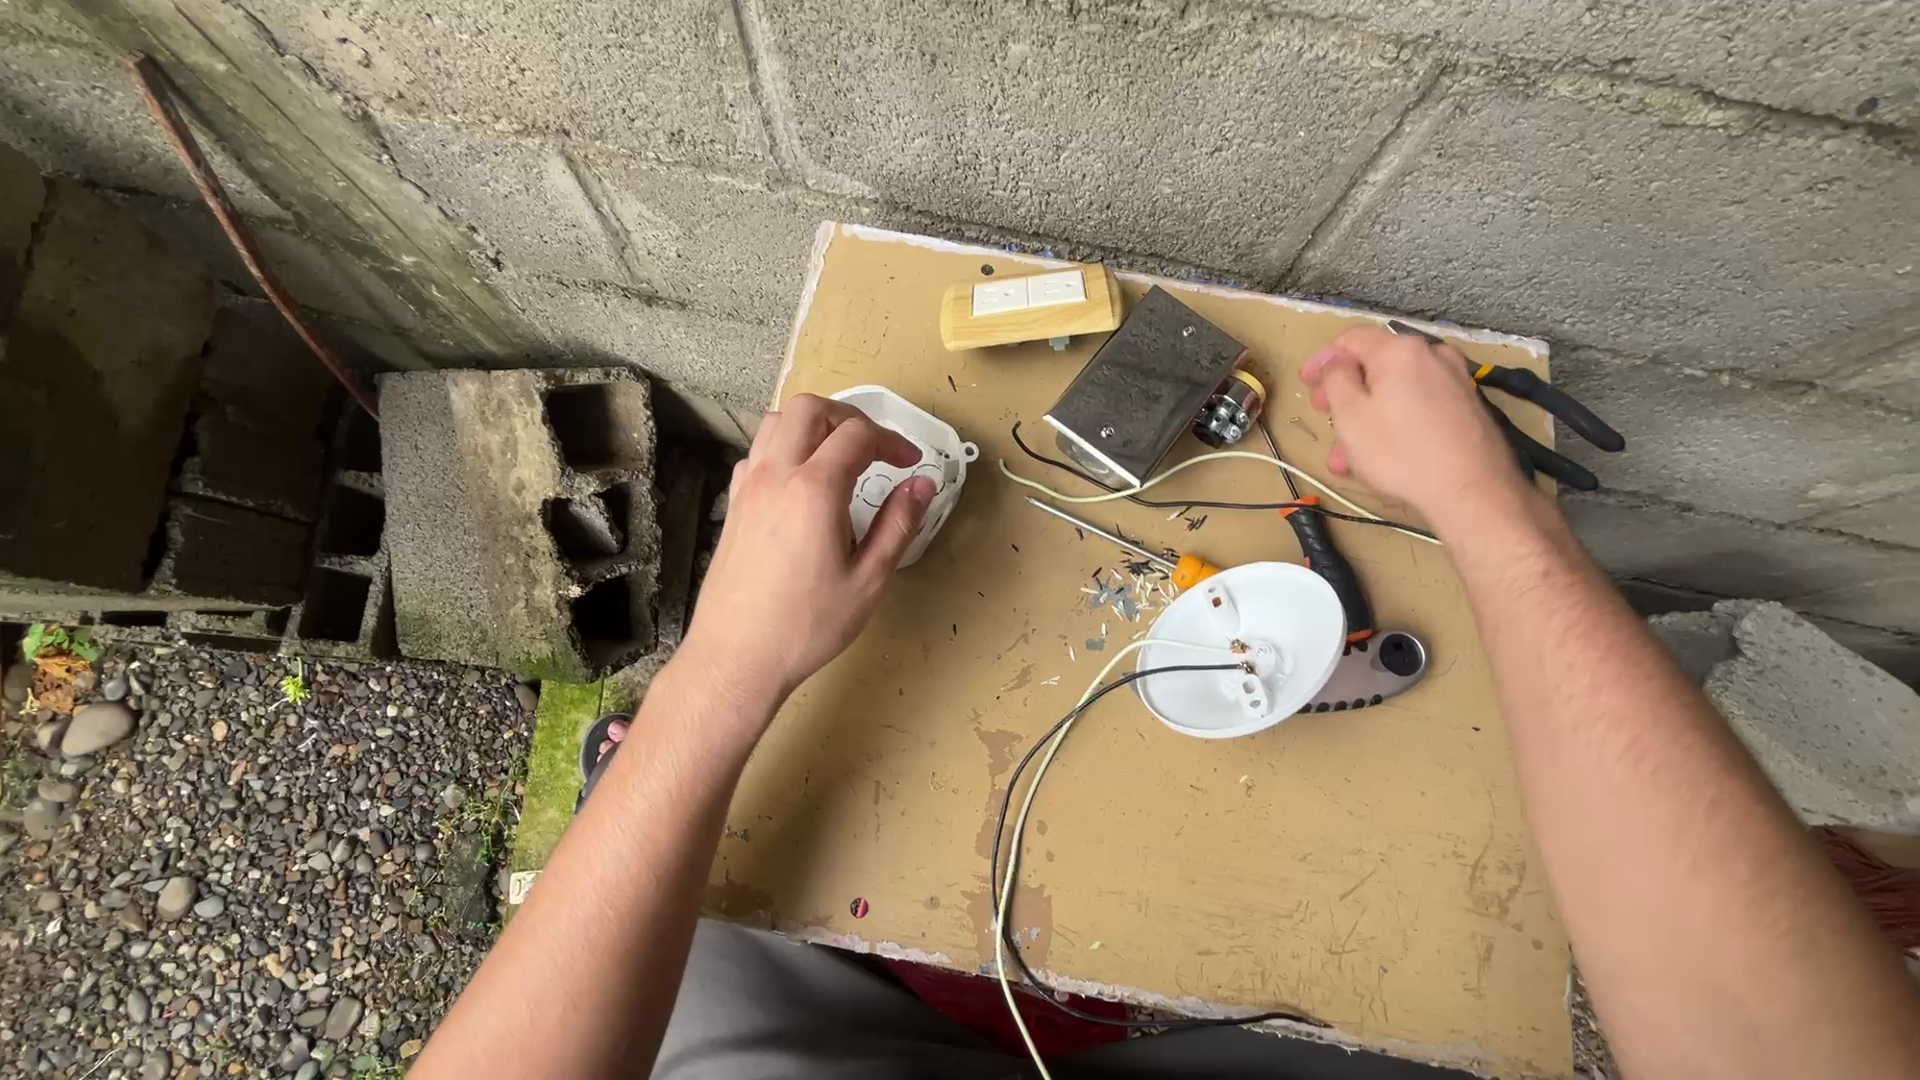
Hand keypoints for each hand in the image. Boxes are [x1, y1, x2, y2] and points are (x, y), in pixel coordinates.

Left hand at [680, 394, 935, 711]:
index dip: (892, 441)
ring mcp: (748, 487)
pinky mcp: (734, 505)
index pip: (857, 435)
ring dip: (814, 426)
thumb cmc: (807, 626)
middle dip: (850, 418)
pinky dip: (786, 448)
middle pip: (810, 409)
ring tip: (841, 457)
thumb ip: (899, 524)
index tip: (910, 464)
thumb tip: (922, 485)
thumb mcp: (869, 580)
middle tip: (876, 448)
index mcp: (814, 490)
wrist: (736, 657)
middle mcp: (776, 476)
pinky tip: (803, 482)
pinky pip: (759, 452)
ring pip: (777, 422)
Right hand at [1299, 324, 1530, 524]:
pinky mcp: (1466, 407)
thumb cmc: (1399, 451)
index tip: (1305, 381)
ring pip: (1395, 390)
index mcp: (1400, 351)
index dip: (1322, 358)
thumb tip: (1335, 362)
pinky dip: (1392, 421)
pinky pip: (1416, 405)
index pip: (1351, 338)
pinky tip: (1378, 453)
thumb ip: (1335, 378)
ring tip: (1345, 452)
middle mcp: (1432, 356)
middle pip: (1375, 364)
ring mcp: (1454, 381)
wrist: (1470, 489)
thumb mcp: (1350, 414)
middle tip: (1324, 414)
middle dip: (1344, 390)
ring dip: (1364, 414)